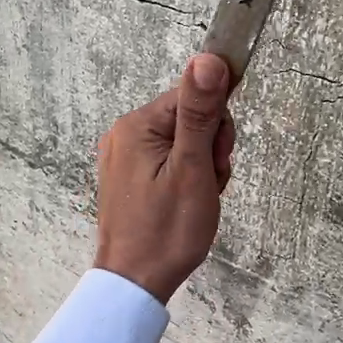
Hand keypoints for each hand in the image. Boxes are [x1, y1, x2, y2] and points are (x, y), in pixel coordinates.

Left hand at [92, 54, 236, 302]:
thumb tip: (208, 58)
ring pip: (183, 142)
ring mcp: (124, 156)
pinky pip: (169, 160)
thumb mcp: (192, 168)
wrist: (136, 284)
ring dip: (202, 166)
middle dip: (210, 148)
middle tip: (210, 184)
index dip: (217, 127)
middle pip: (190, 118)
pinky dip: (186, 177)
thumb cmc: (167, 229)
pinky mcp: (128, 177)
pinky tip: (187, 201)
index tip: (218, 161)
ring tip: (199, 198)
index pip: (194, 97)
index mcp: (137, 125)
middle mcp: (125, 133)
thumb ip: (200, 112)